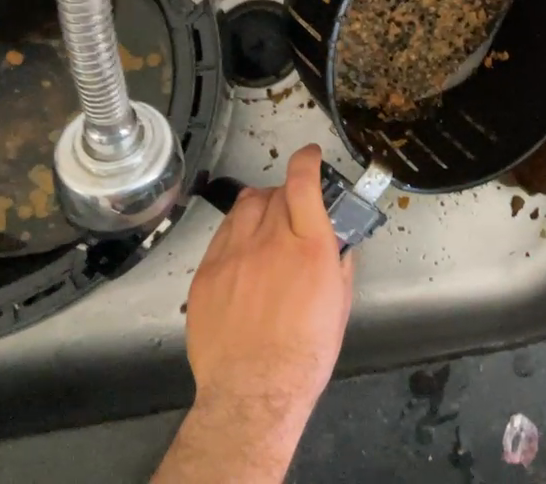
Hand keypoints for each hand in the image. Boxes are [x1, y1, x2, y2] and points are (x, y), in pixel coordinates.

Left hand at [153, 144, 354, 483]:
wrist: (255, 391)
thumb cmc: (307, 351)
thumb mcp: (340, 301)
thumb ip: (338, 262)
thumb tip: (336, 243)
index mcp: (310, 245)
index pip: (303, 181)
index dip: (306, 160)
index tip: (310, 155)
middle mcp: (270, 240)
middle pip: (274, 191)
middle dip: (286, 194)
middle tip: (293, 212)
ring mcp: (232, 256)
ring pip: (244, 207)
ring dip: (259, 207)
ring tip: (264, 227)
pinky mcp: (205, 275)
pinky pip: (221, 236)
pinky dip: (235, 235)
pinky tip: (243, 256)